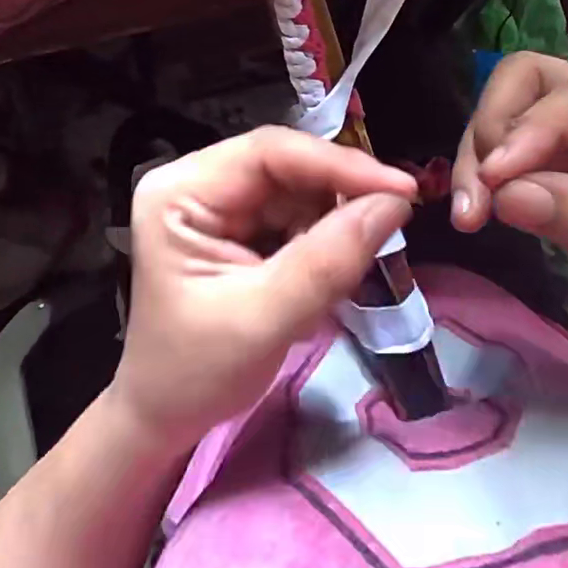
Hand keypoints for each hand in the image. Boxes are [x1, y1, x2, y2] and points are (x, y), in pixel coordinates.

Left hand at [112, 127, 416, 449]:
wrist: (167, 414)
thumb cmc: (196, 373)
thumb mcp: (263, 320)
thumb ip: (328, 262)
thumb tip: (393, 206)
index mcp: (180, 191)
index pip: (268, 153)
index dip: (338, 164)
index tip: (400, 190)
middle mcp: (198, 182)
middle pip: (287, 166)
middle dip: (340, 194)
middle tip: (396, 220)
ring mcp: (220, 201)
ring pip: (299, 188)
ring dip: (336, 219)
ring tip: (355, 261)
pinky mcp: (240, 223)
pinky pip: (297, 212)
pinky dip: (325, 236)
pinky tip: (330, 269)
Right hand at [450, 53, 567, 384]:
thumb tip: (503, 195)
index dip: (534, 129)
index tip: (494, 179)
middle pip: (531, 80)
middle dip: (495, 126)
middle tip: (482, 187)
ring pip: (507, 112)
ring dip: (477, 155)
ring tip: (470, 215)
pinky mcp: (559, 164)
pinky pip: (504, 154)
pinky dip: (482, 179)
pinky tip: (476, 215)